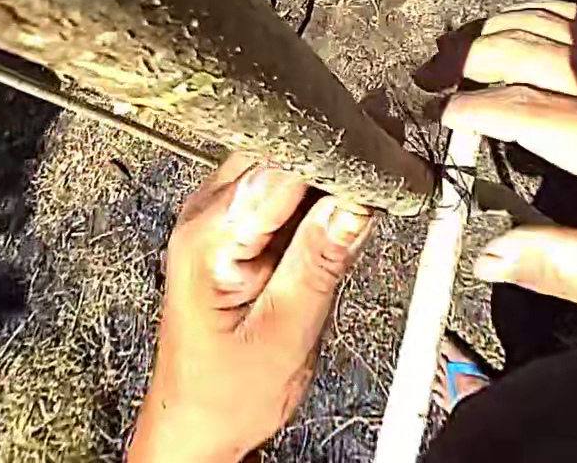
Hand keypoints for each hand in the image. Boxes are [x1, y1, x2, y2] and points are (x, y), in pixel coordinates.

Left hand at [129, 156, 374, 462]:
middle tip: (380, 176)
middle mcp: (206, 211)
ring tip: (366, 191)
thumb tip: (355, 204)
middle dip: (334, 161)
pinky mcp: (235, 218)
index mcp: (208, 236)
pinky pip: (280, 185)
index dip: (332, 162)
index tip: (375, 169)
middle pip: (280, 156)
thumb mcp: (284, 337)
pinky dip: (315, 191)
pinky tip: (340, 204)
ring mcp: (218, 211)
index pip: (280, 171)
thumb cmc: (223, 395)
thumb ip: (319, 264)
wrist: (196, 419)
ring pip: (283, 164)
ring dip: (327, 174)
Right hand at [421, 0, 576, 327]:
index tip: (435, 117)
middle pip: (520, 46)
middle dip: (464, 54)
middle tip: (425, 75)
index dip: (467, 107)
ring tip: (457, 46)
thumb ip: (558, 268)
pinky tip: (519, 23)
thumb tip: (483, 256)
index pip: (515, 106)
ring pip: (546, 21)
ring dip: (493, 27)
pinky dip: (538, 12)